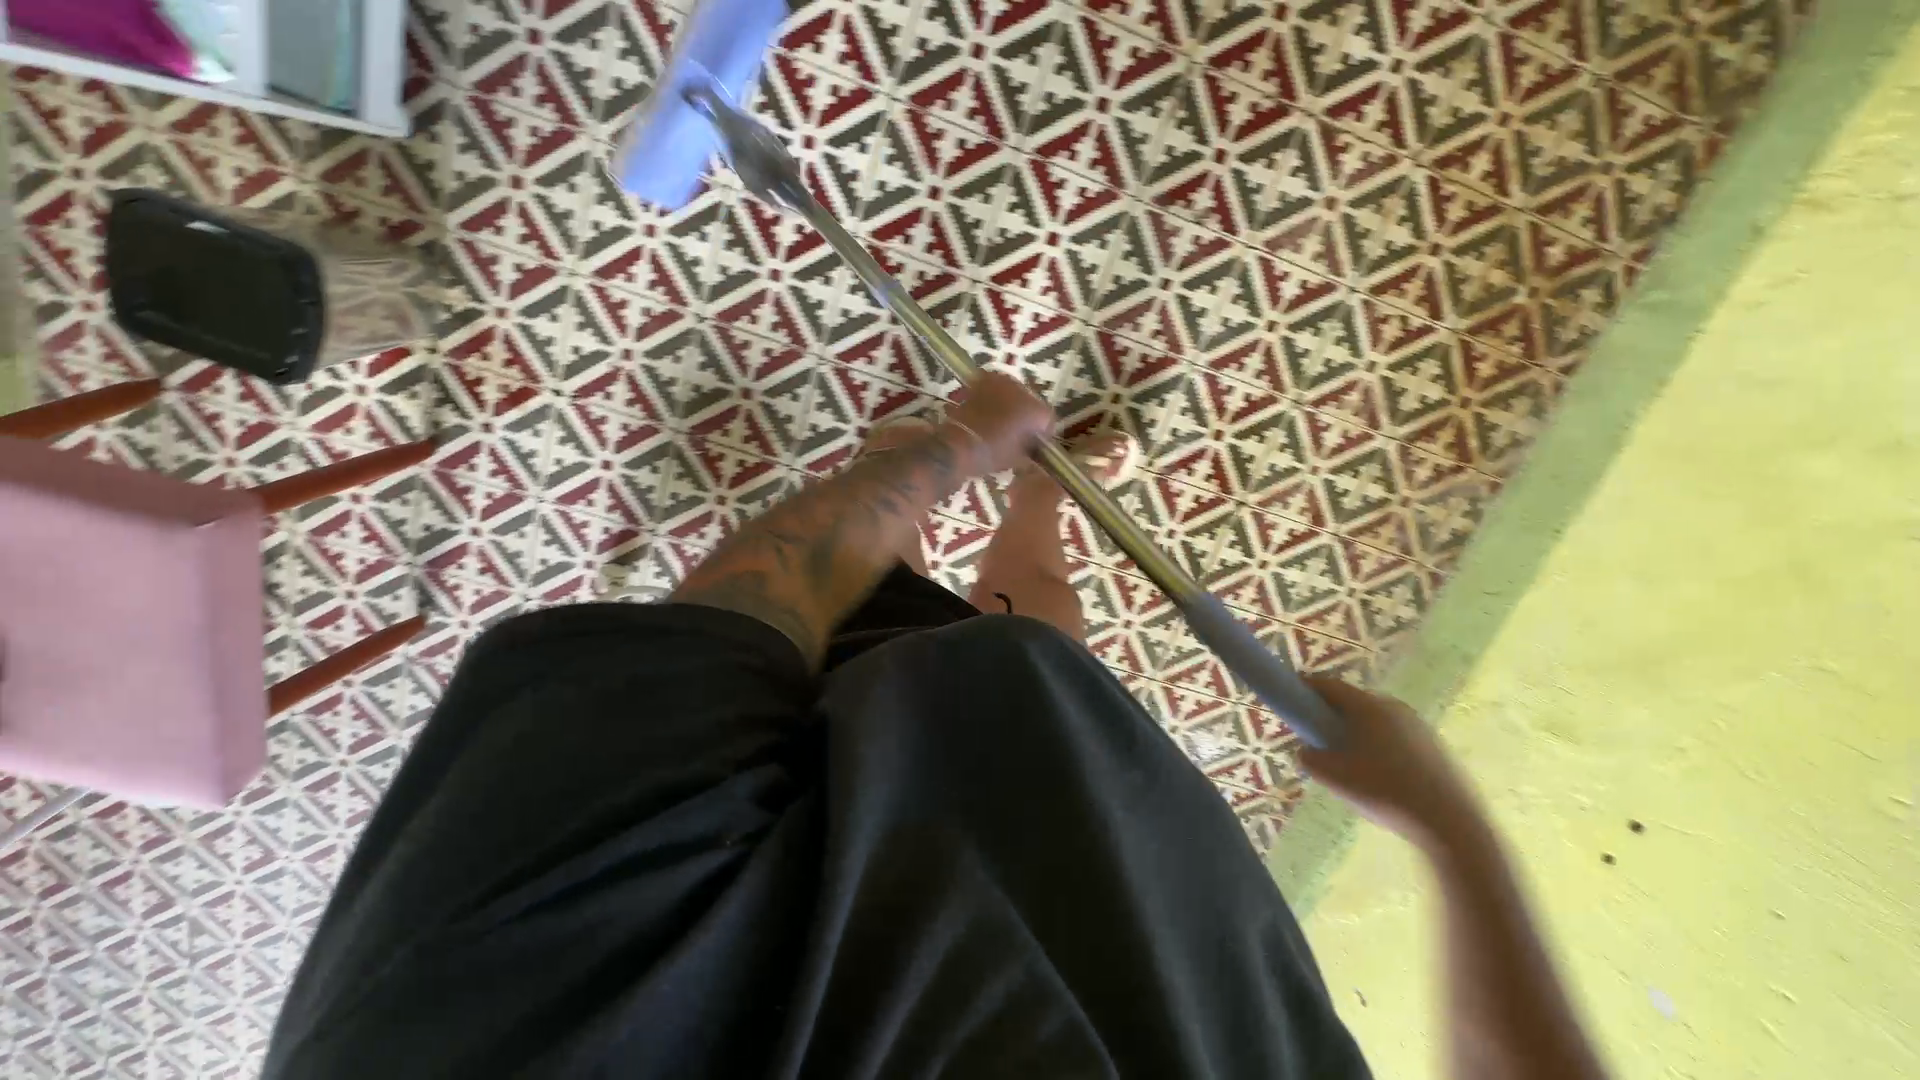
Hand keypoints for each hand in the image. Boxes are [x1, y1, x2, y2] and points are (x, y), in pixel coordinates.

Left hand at [944, 373, 1053, 474]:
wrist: (958, 444)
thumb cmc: (992, 454)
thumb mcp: (1017, 458)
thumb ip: (1029, 448)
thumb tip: (1029, 445)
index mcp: (1037, 411)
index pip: (1048, 420)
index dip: (1042, 433)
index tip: (1036, 444)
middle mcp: (1023, 391)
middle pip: (1032, 403)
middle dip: (1027, 416)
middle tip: (1019, 433)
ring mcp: (1002, 382)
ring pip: (1014, 394)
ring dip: (1011, 405)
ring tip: (1002, 422)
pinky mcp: (983, 380)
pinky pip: (995, 389)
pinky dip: (994, 399)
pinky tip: (988, 412)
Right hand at [1297, 676, 1488, 853]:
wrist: (1450, 823)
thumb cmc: (1384, 792)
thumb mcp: (1333, 777)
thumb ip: (1308, 758)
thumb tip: (1306, 750)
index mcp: (1368, 706)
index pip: (1328, 686)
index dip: (1305, 689)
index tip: (1292, 701)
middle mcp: (1394, 706)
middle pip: (1353, 702)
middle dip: (1332, 716)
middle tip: (1319, 739)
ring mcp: (1419, 725)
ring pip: (1376, 721)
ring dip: (1358, 733)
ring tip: (1351, 764)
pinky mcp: (1435, 745)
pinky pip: (1396, 737)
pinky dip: (1381, 747)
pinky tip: (1382, 777)